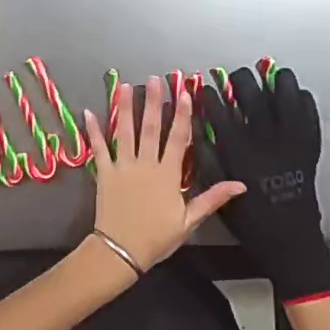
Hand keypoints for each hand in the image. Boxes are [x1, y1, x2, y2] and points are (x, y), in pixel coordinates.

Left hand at [82, 75, 245, 271]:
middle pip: (151, 128)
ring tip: (125, 86)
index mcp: (167, 175)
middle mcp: (145, 165)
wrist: (120, 250)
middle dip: (154, 102)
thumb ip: (212, 199)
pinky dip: (94, 131)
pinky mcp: (104, 174)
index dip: (182, 115)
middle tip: (154, 79)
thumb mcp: (188, 221)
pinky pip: (98, 149)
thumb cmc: (156, 238)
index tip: (184, 93)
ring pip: (124, 132)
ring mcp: (122, 167)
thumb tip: (240, 185)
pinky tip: (89, 113)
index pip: (177, 139)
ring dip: (124, 108)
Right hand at [195, 65, 329, 302]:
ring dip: (275, 81)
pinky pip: (308, 110)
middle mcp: (264, 136)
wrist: (288, 233)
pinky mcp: (309, 142)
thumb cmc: (248, 216)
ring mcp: (291, 137)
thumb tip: (199, 130)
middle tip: (235, 78)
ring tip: (269, 78)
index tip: (206, 89)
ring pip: (285, 93)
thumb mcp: (218, 188)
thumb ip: (208, 157)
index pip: (220, 109)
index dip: (211, 96)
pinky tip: (292, 97)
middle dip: (240, 80)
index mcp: (238, 148)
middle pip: (251, 92)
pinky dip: (300, 98)